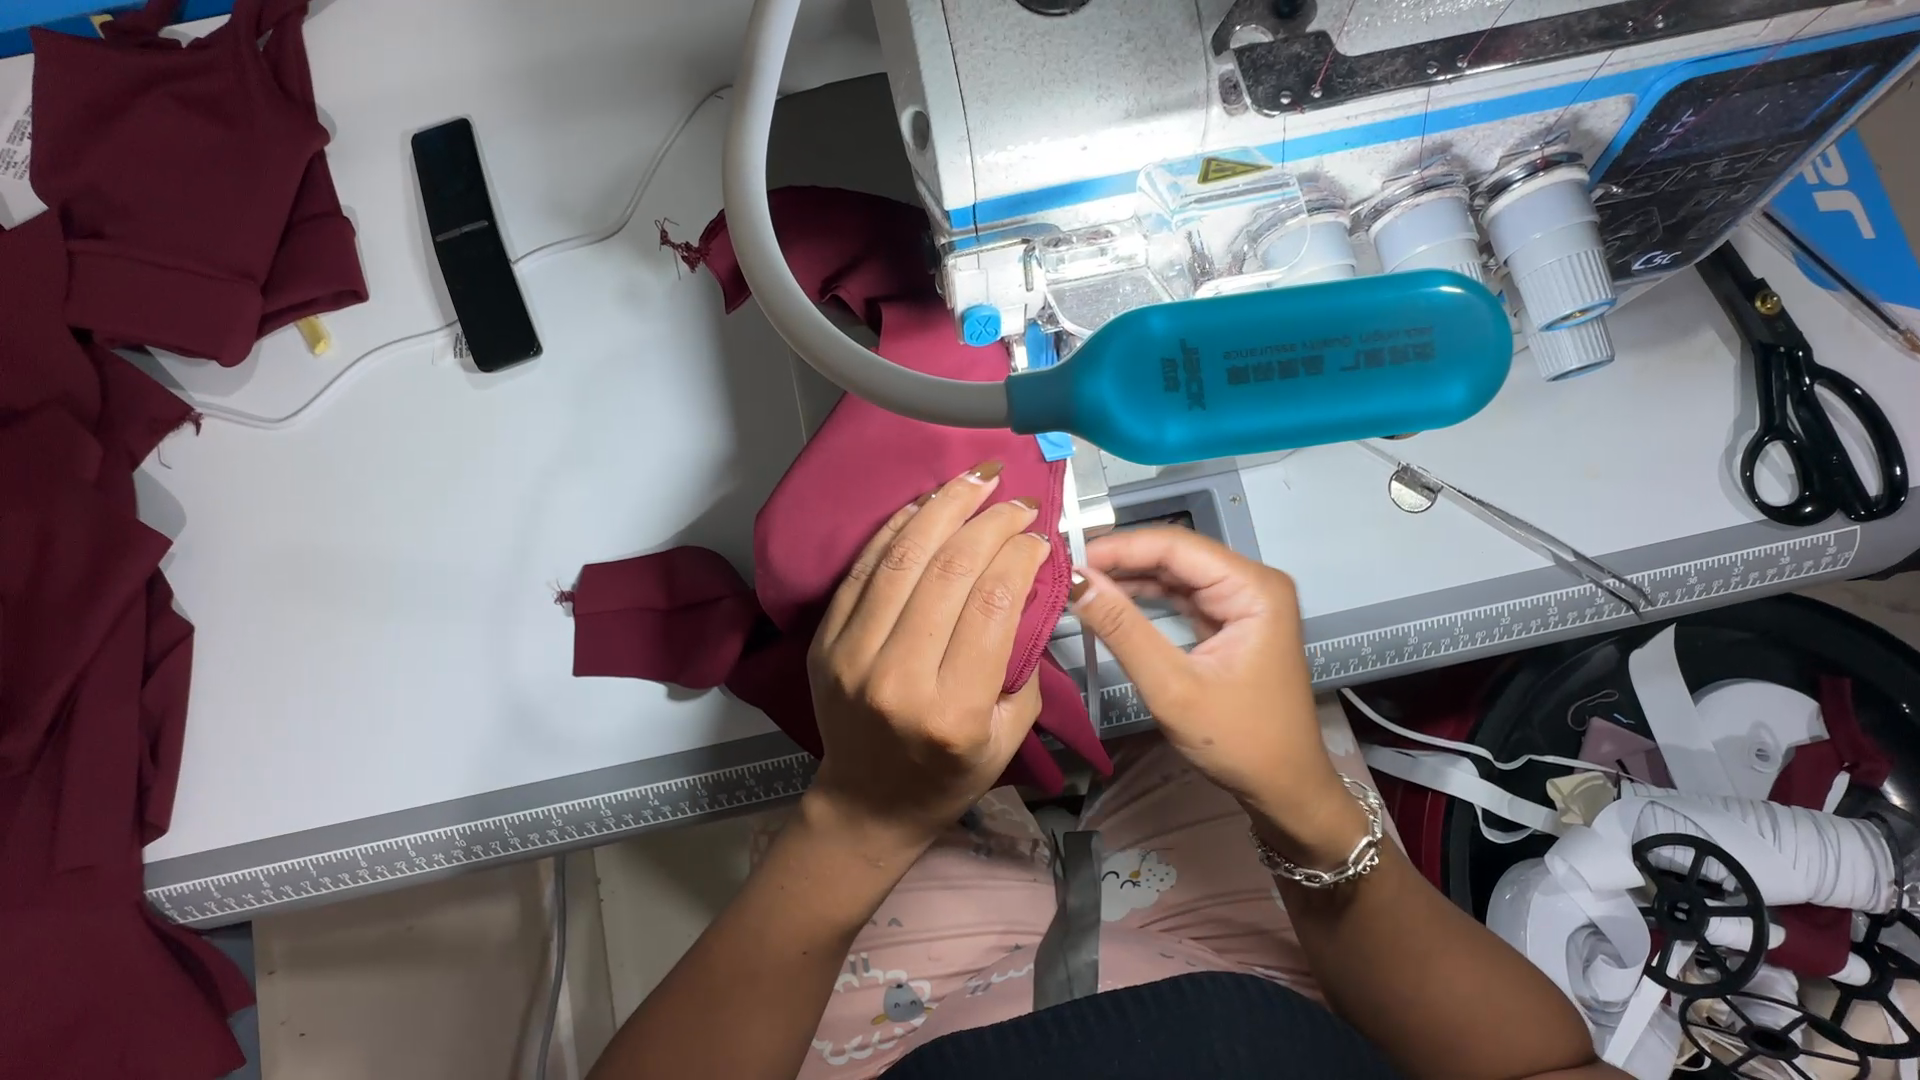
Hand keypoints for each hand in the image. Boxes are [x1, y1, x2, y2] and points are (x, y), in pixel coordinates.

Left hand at [805, 460, 1051, 850]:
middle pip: (948, 572)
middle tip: (1016, 500)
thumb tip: (1027, 585)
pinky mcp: (825, 641)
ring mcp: (851, 655)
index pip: (991, 604)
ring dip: (943, 508)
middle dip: (988, 522)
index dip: (1018, 556)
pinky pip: (863, 569)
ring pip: (902, 559)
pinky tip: (925, 505)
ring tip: (975, 479)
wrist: (868, 803)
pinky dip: (896, 529)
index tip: (1037, 536)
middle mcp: (897, 677)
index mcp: (952, 710)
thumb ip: (1023, 661)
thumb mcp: (1009, 735)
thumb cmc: (948, 776)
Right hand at [1071, 528, 1350, 845]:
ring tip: (1078, 582)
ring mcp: (1242, 601)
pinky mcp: (1229, 620)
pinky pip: (1180, 597)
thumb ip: (1122, 628)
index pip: (1176, 546)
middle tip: (1066, 570)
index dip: (1119, 547)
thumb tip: (1075, 581)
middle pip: (1175, 555)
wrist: (1285, 789)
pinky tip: (1109, 599)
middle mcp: (1252, 582)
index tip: (1069, 557)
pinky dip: (1144, 599)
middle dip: (1120, 561)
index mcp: (1254, 588)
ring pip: (1174, 574)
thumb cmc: (1240, 741)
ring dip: (1128, 578)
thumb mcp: (1172, 686)